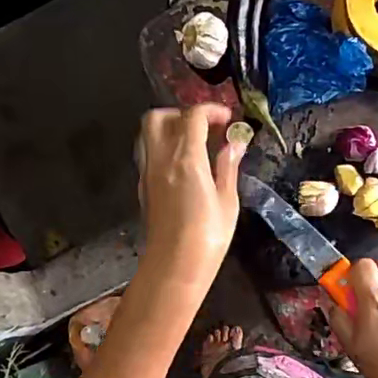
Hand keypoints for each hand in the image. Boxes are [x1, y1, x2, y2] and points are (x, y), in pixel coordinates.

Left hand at [137, 105, 243, 288]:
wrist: (174, 267)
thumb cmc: (208, 237)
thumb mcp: (227, 201)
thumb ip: (227, 166)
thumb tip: (234, 143)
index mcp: (186, 158)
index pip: (192, 116)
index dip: (211, 110)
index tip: (228, 120)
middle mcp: (161, 159)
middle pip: (159, 117)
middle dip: (182, 114)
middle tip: (205, 128)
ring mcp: (147, 172)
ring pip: (148, 133)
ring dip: (169, 128)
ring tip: (194, 144)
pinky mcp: (143, 187)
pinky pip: (148, 153)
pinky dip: (163, 147)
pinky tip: (183, 165)